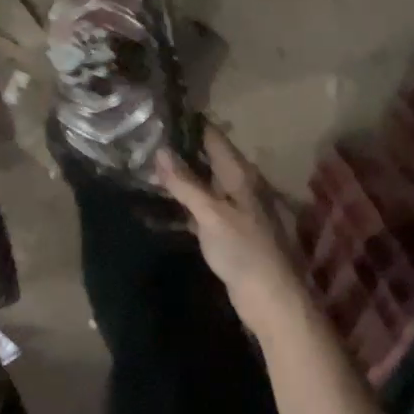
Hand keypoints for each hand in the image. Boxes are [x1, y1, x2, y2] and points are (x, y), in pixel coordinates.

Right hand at [155, 126, 314, 338]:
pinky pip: (199, 206)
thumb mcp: (211, 213)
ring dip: (177, 175)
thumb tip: (159, 149)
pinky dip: (181, 201)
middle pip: (205, 157)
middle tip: (142, 138)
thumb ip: (185, 182)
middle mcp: (238, 185)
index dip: (188, 123)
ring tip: (143, 164)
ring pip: (201, 182)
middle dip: (178, 148)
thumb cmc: (243, 250)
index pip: (212, 136)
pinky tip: (158, 201)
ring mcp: (233, 208)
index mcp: (239, 174)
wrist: (270, 300)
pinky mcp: (226, 230)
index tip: (158, 112)